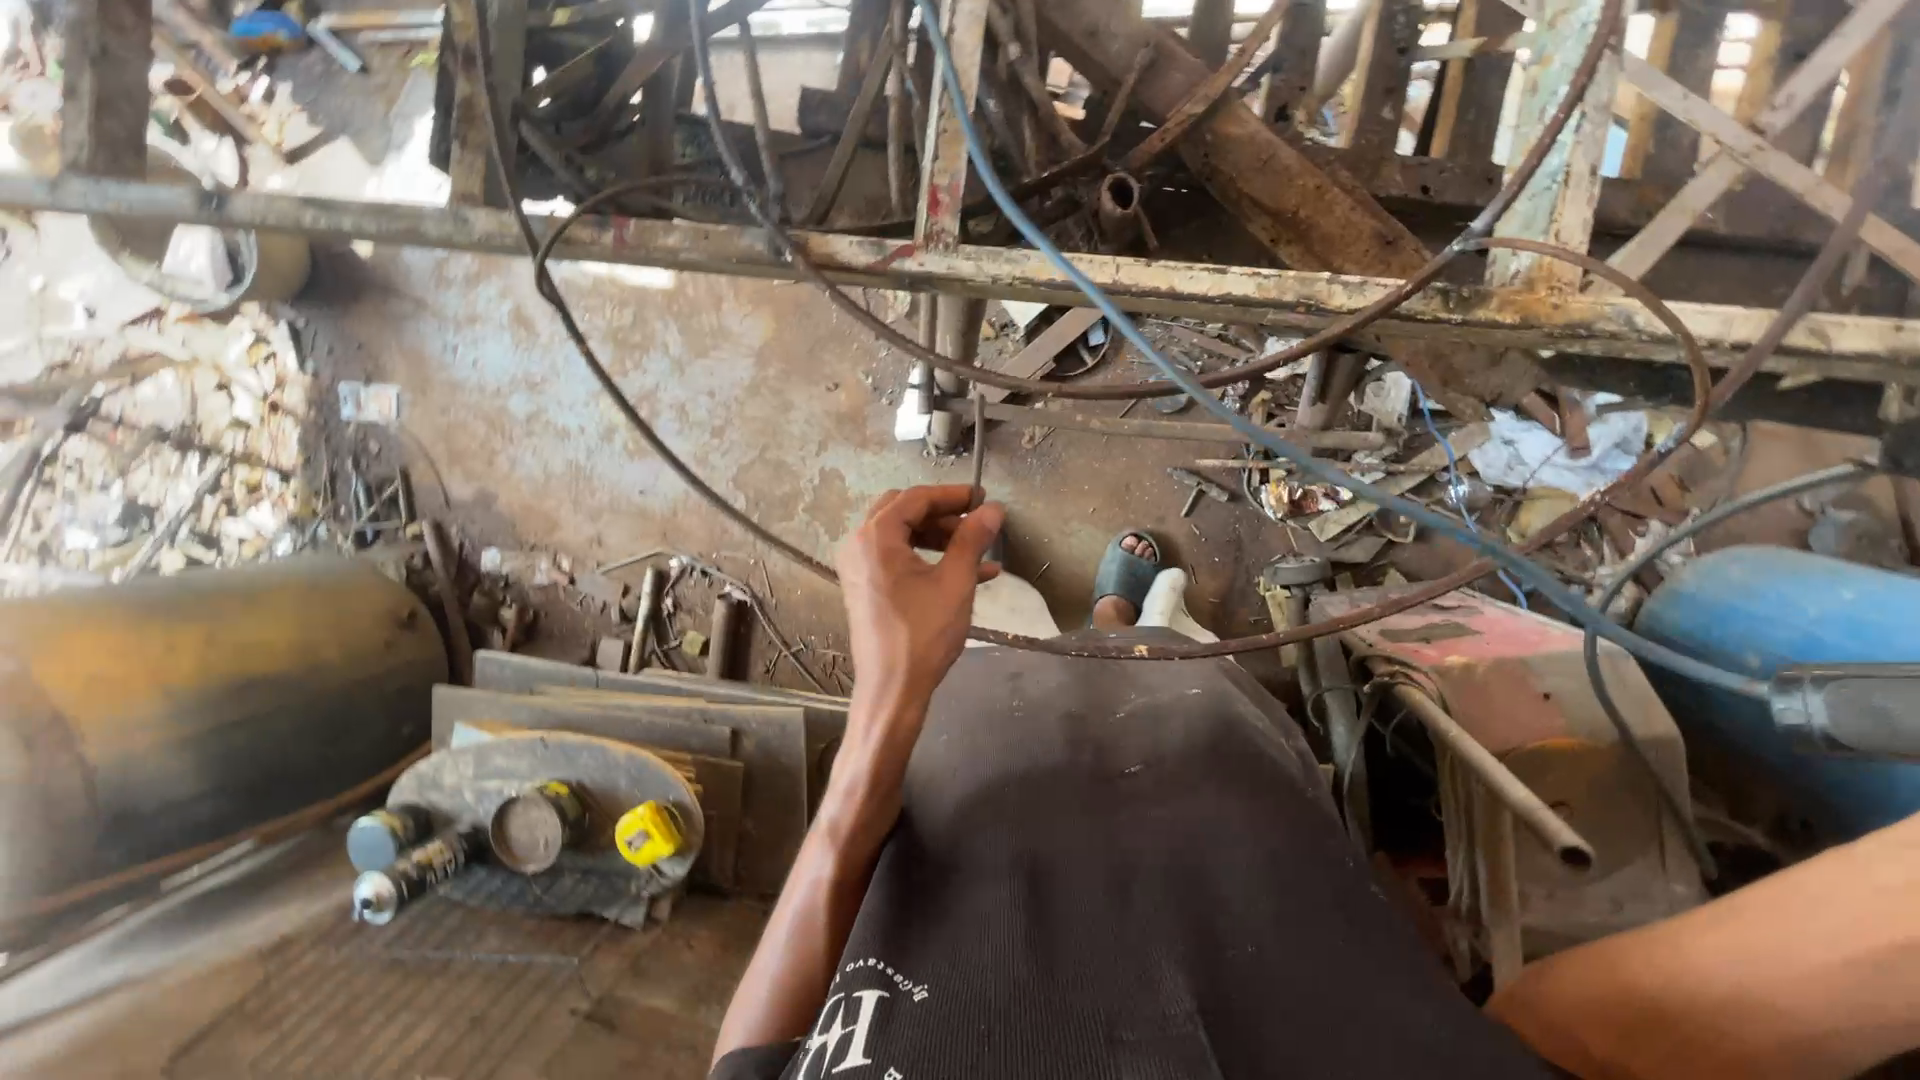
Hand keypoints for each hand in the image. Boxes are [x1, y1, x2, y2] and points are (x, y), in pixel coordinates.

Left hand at [838, 485, 1004, 709]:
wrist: (893, 688)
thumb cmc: (922, 635)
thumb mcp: (955, 583)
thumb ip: (972, 540)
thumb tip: (993, 510)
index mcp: (875, 538)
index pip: (915, 498)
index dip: (952, 495)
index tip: (983, 497)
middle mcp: (859, 545)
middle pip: (903, 511)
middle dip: (943, 514)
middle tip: (976, 520)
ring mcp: (859, 567)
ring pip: (902, 534)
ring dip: (939, 537)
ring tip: (977, 549)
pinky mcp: (866, 587)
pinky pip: (897, 558)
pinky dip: (928, 558)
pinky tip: (972, 573)